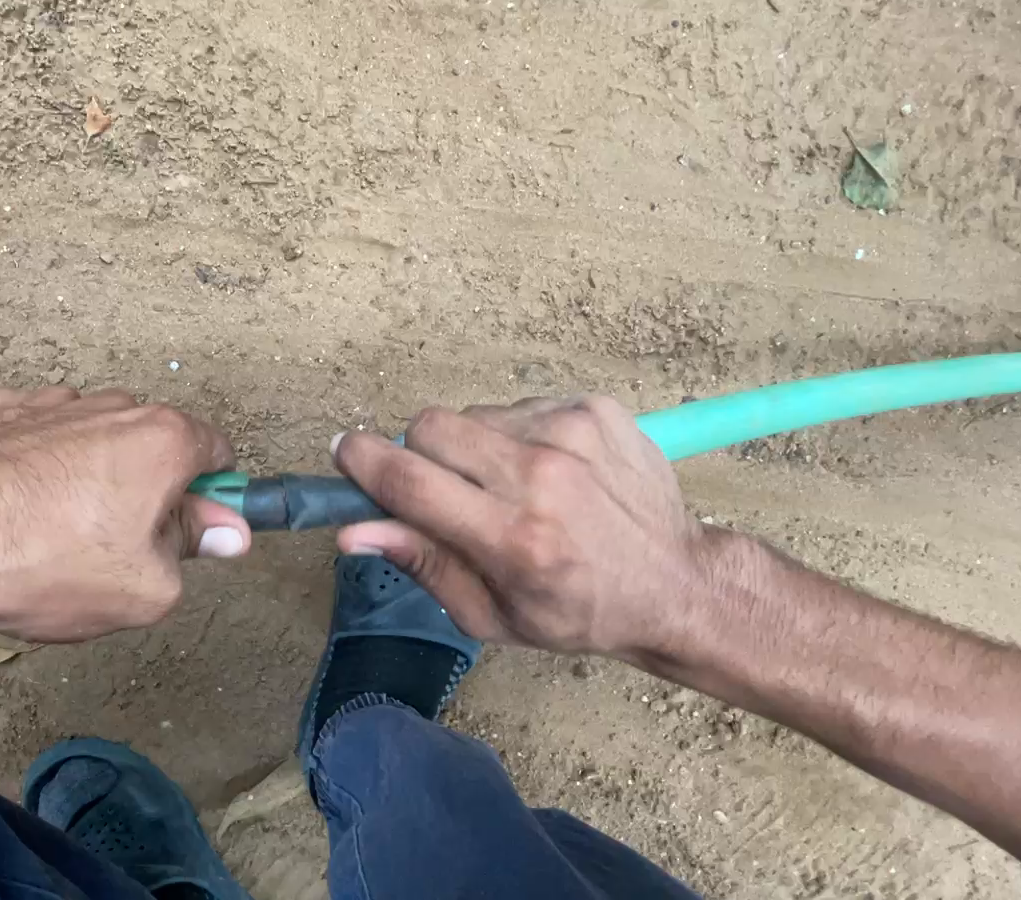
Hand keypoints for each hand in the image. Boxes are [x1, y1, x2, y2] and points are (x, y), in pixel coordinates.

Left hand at [0, 387, 250, 644]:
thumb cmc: (43, 564)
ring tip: (56, 531)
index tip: (187, 531)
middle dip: (150, 489)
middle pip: (157, 444)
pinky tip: (16, 506)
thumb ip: (197, 549)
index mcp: (162, 438)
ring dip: (96, 475)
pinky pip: (46, 435)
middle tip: (118, 544)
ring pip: (100, 438)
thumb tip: (230, 529)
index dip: (209, 496)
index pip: (218, 452)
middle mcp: (115, 404)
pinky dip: (45, 464)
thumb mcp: (146, 587)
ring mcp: (54, 401)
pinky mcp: (4, 407)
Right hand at [331, 396, 711, 660]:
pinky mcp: (594, 407)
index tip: (343, 452)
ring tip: (509, 483)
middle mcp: (541, 477)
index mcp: (513, 540)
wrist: (677, 583)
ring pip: (472, 415)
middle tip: (443, 486)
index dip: (363, 461)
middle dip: (418, 452)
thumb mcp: (489, 615)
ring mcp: (571, 434)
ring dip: (471, 446)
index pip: (410, 482)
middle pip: (430, 428)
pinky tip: (547, 468)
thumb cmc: (574, 611)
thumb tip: (352, 530)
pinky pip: (516, 406)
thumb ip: (420, 563)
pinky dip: (515, 435)